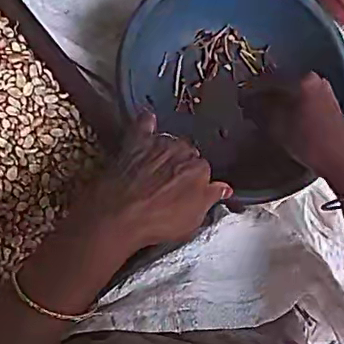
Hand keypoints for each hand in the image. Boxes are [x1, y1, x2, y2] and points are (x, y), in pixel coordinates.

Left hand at [69, 112, 230, 254]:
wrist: (120, 215)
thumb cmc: (156, 220)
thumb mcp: (193, 219)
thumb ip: (210, 198)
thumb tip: (223, 189)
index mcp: (200, 170)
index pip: (203, 170)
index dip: (194, 182)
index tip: (188, 191)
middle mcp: (181, 152)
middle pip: (186, 153)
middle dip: (181, 165)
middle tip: (170, 184)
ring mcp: (158, 144)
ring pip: (168, 140)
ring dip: (165, 150)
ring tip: (156, 169)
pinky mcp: (135, 142)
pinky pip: (145, 124)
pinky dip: (147, 124)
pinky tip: (149, 124)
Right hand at [244, 72, 343, 193]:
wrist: (340, 160)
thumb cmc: (311, 143)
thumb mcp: (277, 126)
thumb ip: (260, 108)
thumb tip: (250, 100)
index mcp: (303, 80)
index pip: (269, 78)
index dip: (252, 88)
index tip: (242, 95)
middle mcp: (315, 80)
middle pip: (282, 81)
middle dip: (265, 93)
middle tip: (250, 104)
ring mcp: (324, 91)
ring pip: (293, 90)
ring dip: (278, 99)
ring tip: (264, 113)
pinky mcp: (328, 103)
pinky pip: (303, 97)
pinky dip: (290, 104)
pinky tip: (282, 117)